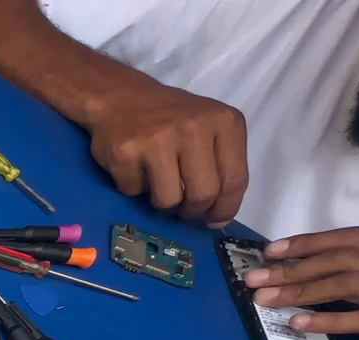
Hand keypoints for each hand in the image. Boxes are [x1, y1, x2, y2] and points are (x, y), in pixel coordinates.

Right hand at [85, 81, 247, 224]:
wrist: (123, 100)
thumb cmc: (169, 119)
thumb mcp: (207, 129)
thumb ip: (217, 160)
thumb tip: (215, 209)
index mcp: (225, 124)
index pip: (235, 177)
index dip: (226, 207)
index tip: (215, 221)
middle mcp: (196, 130)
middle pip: (203, 193)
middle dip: (192, 210)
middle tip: (183, 211)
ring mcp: (159, 142)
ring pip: (168, 199)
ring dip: (161, 203)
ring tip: (156, 189)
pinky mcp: (127, 154)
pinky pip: (133, 192)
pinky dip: (133, 190)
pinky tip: (133, 172)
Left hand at [246, 228, 358, 339]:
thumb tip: (307, 275)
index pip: (356, 238)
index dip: (311, 242)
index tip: (271, 250)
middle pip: (344, 260)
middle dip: (293, 268)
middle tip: (252, 278)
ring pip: (349, 284)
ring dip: (300, 291)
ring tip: (262, 298)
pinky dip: (326, 320)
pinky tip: (295, 323)